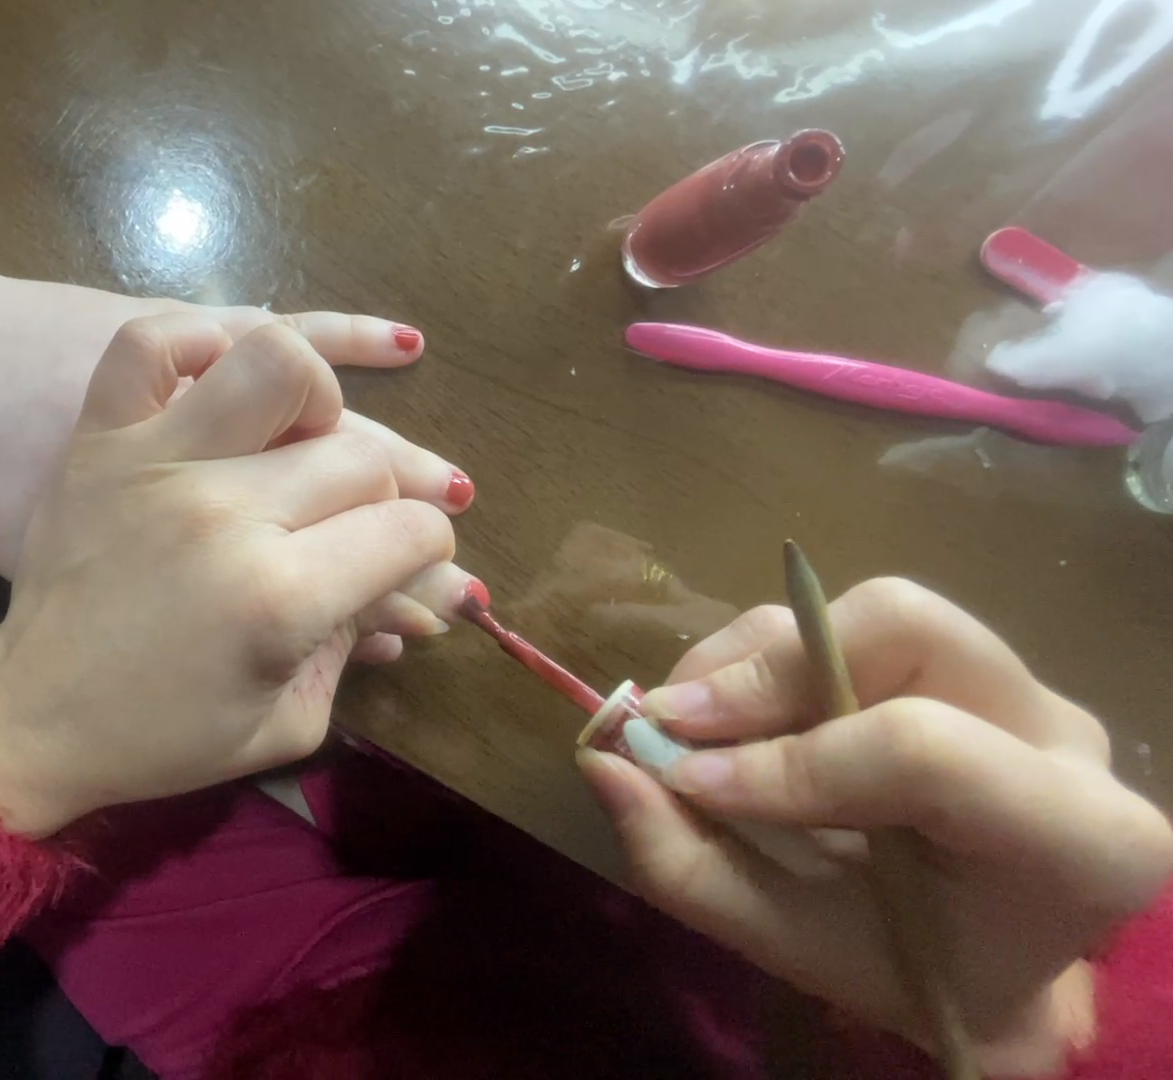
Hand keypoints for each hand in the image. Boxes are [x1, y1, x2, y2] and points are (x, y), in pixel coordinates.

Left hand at [0, 313, 473, 837]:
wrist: (34, 717)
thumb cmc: (164, 737)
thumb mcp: (288, 719)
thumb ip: (363, 638)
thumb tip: (437, 585)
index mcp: (278, 597)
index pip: (407, 532)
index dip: (429, 549)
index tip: (411, 561)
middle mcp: (223, 512)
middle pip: (357, 454)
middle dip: (384, 493)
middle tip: (356, 525)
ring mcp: (154, 462)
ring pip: (276, 362)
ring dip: (316, 394)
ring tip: (308, 436)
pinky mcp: (98, 439)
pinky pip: (151, 345)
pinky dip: (197, 338)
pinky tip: (226, 370)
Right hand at [578, 578, 1172, 1075]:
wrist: (977, 951)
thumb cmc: (899, 962)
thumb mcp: (786, 940)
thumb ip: (684, 863)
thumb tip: (600, 761)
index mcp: (1072, 840)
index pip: (923, 750)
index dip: (782, 757)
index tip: (681, 780)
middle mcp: (1055, 733)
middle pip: (900, 625)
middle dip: (761, 669)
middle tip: (671, 718)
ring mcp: (1005, 682)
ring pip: (855, 610)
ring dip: (741, 659)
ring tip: (684, 719)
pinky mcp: (942, 661)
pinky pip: (828, 622)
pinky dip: (747, 658)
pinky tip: (720, 713)